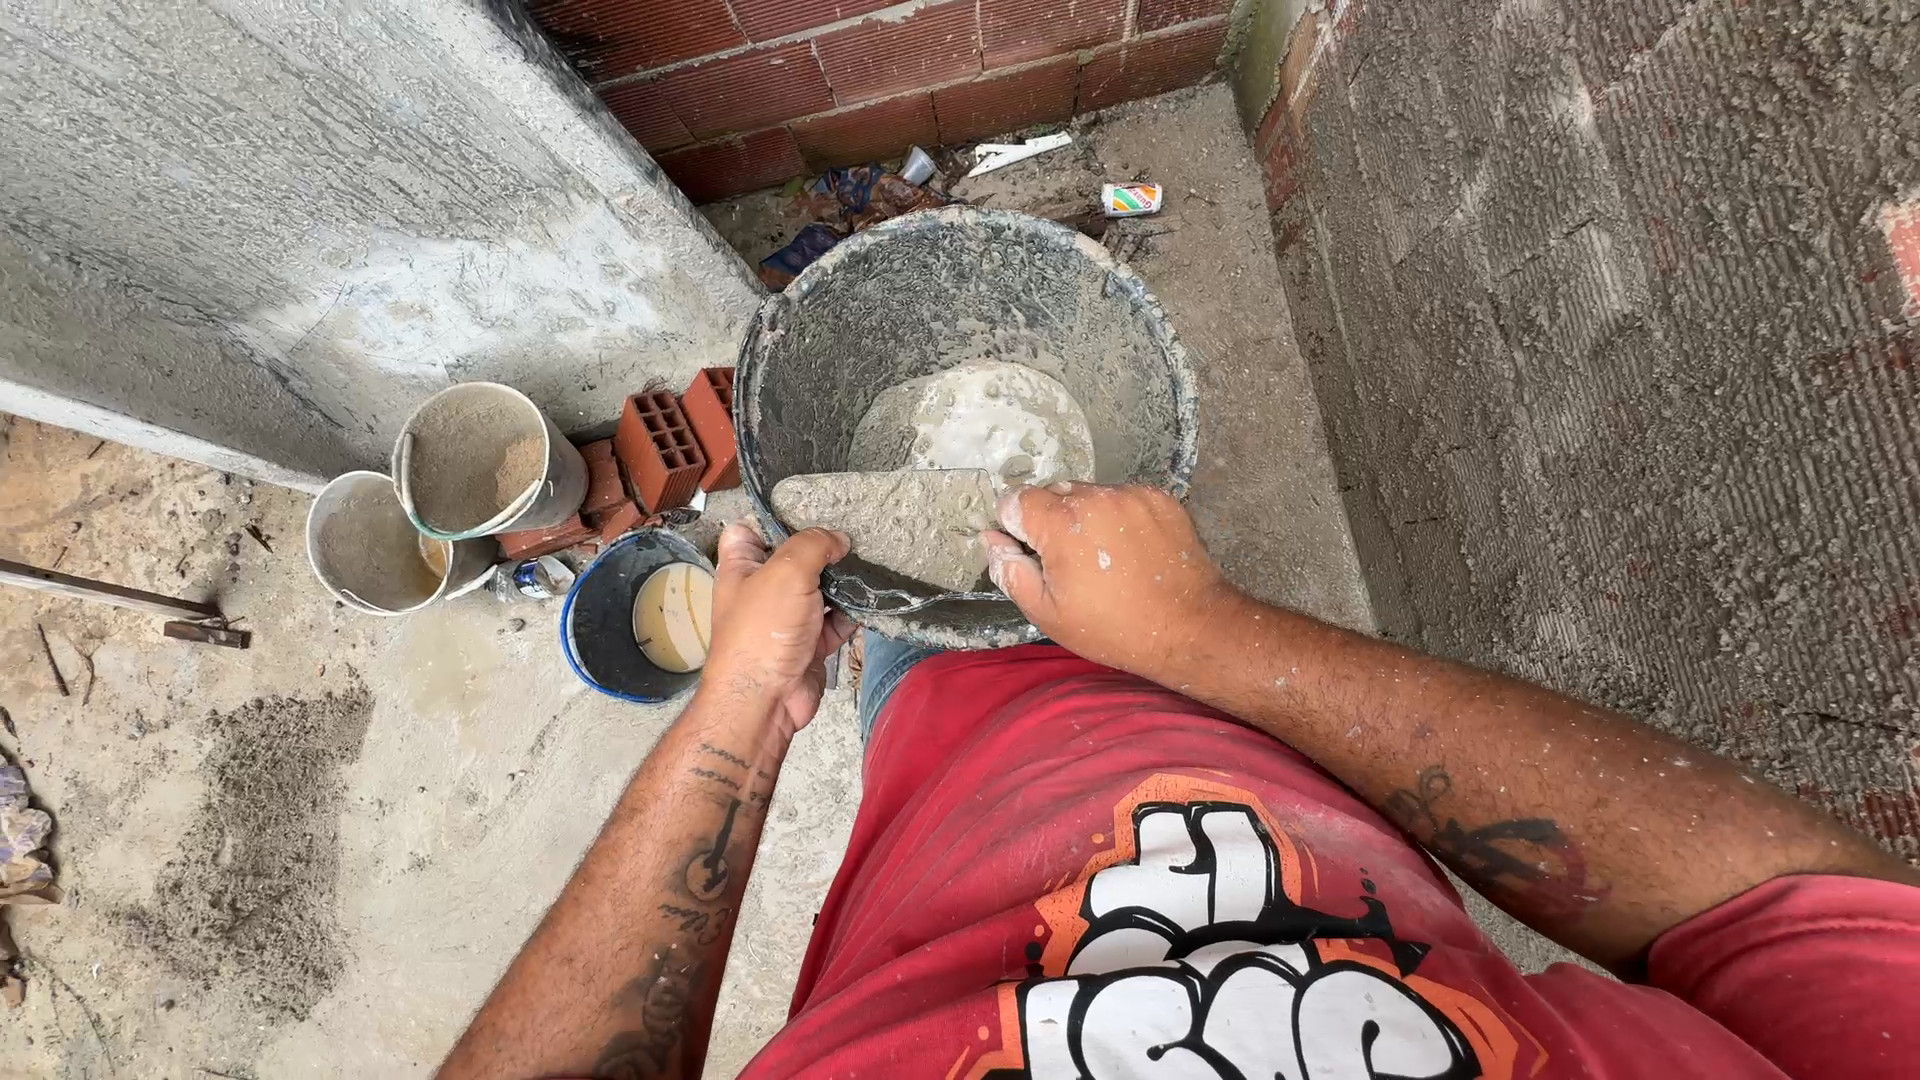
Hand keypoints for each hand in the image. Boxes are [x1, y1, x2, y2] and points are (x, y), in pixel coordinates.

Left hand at [703, 522, 856, 736]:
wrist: (766, 699)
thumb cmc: (762, 632)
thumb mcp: (787, 572)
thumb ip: (815, 545)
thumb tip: (839, 540)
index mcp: (741, 568)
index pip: (747, 531)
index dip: (770, 518)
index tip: (806, 509)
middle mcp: (762, 590)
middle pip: (793, 559)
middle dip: (821, 549)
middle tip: (851, 533)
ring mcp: (787, 618)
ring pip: (819, 589)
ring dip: (842, 581)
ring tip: (868, 561)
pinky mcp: (810, 643)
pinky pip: (836, 621)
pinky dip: (852, 613)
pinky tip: (870, 599)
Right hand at [981, 483, 1240, 683]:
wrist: (1189, 627)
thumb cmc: (1113, 627)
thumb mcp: (1047, 612)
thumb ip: (1010, 570)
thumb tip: (991, 539)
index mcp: (1061, 523)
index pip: (1016, 500)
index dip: (1017, 527)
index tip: (1033, 554)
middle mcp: (1095, 496)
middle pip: (1053, 494)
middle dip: (1051, 521)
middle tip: (1071, 563)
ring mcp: (1130, 494)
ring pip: (1088, 494)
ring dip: (1085, 517)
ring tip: (1104, 557)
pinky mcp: (1159, 497)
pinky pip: (1121, 497)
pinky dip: (1117, 516)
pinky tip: (1130, 549)